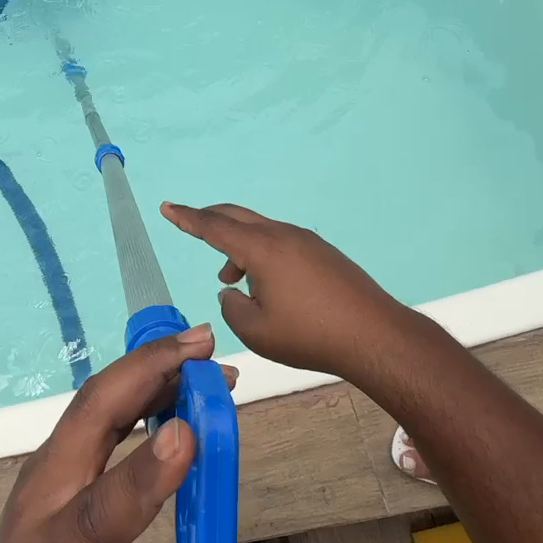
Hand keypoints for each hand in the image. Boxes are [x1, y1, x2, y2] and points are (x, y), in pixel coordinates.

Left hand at [0, 325, 230, 542]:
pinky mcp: (58, 460)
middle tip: (205, 346)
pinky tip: (176, 380)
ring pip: (96, 403)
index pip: (95, 517)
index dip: (144, 476)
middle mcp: (43, 498)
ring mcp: (48, 469)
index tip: (190, 435)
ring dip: (148, 370)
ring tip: (203, 355)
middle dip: (147, 372)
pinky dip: (139, 387)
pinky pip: (100, 412)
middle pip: (89, 419)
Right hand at [161, 202, 416, 380]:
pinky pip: (280, 242)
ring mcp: (307, 242)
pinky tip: (266, 285)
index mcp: (261, 249)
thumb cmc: (309, 335)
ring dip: (238, 246)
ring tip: (229, 279)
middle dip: (209, 218)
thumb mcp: (256, 331)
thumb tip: (234, 292)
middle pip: (237, 216)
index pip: (213, 227)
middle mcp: (282, 235)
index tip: (167, 206)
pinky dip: (261, 254)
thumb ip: (232, 309)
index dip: (186, 218)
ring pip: (260, 231)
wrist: (375, 337)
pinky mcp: (324, 254)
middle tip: (190, 222)